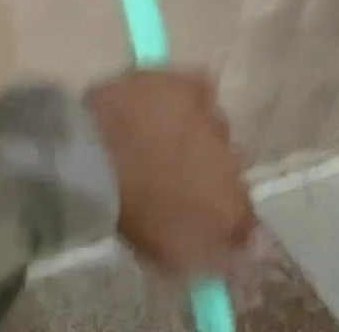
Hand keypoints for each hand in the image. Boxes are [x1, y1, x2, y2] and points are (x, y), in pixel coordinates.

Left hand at [83, 68, 255, 275]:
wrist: (94, 155)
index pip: (244, 216)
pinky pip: (201, 88)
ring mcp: (212, 120)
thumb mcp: (171, 255)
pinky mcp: (189, 84)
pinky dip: (186, 96)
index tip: (195, 207)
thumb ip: (212, 255)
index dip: (220, 212)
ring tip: (159, 130)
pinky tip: (163, 101)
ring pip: (215, 126)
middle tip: (170, 167)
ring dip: (195, 131)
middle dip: (205, 168)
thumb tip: (241, 249)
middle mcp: (233, 163)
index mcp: (231, 209)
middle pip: (229, 167)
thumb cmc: (128, 211)